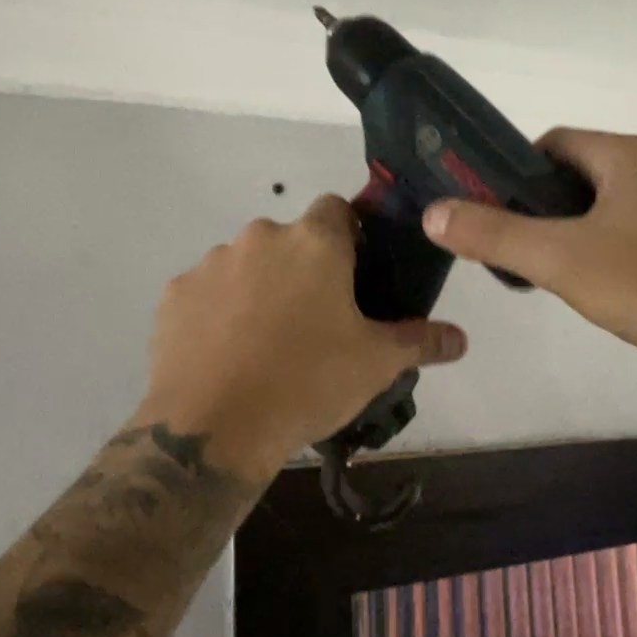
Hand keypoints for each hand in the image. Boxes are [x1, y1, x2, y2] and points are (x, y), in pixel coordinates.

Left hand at [144, 195, 466, 475]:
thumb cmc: (308, 382)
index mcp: (314, 243)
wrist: (214, 428)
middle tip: (316, 323)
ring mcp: (211, 264)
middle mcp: (260, 238)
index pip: (337, 209)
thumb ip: (420, 341)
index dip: (351, 237)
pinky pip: (207, 294)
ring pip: (246, 266)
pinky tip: (227, 356)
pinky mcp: (175, 296)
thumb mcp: (376, 364)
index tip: (356, 277)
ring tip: (268, 346)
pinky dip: (219, 313)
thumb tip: (461, 338)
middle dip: (303, 270)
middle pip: (290, 240)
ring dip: (260, 290)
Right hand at [422, 129, 636, 366]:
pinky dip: (610, 245)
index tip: (494, 213)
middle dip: (543, 206)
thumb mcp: (557, 259)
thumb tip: (433, 212)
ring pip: (608, 202)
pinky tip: (606, 286)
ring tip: (557, 272)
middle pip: (579, 173)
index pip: (551, 143)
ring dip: (575, 228)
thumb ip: (491, 234)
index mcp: (625, 154)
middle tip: (520, 250)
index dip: (513, 173)